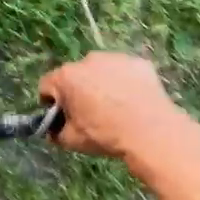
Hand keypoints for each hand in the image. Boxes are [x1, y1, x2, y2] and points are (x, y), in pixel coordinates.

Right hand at [38, 52, 188, 161]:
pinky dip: (125, 81)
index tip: (63, 115)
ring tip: (115, 105)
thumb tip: (52, 130)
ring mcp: (115, 58)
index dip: (51, 102)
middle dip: (78, 90)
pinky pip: (124, 71)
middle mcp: (87, 60)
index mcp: (66, 77)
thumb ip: (55, 132)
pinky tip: (133, 99)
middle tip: (91, 112)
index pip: (47, 85)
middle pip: (74, 75)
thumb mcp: (72, 141)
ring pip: (100, 70)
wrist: (152, 133)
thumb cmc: (106, 135)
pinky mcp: (138, 62)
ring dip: (101, 83)